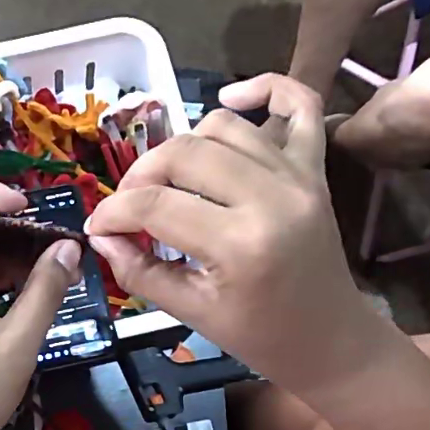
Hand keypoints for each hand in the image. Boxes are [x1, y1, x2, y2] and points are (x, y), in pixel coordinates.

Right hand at [84, 74, 397, 396]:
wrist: (330, 340)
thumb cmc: (261, 338)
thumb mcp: (193, 314)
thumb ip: (140, 273)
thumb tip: (101, 238)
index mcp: (239, 244)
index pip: (155, 205)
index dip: (113, 212)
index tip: (99, 227)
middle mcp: (270, 196)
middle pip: (183, 153)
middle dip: (140, 176)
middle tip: (128, 207)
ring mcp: (297, 175)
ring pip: (222, 125)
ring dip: (182, 146)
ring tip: (169, 181)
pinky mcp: (314, 168)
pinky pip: (299, 104)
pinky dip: (265, 89)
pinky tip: (231, 97)